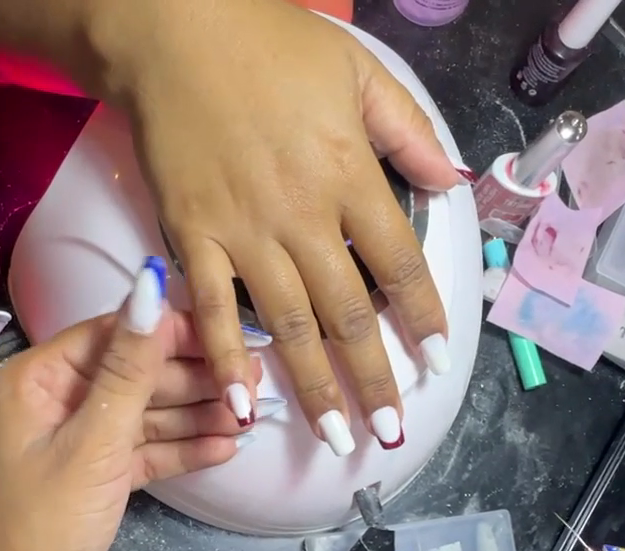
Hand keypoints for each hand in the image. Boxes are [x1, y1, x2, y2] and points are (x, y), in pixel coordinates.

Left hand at [0, 260, 238, 550]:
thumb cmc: (44, 524)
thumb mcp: (93, 443)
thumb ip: (128, 368)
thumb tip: (150, 284)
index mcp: (39, 379)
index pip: (114, 335)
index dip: (172, 333)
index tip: (229, 335)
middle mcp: (59, 400)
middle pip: (136, 374)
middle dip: (193, 380)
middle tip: (253, 382)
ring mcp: (80, 440)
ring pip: (147, 414)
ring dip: (196, 416)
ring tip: (250, 416)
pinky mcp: (100, 476)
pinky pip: (147, 451)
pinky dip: (182, 450)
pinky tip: (225, 447)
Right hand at [89, 0, 460, 454]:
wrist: (173, 30)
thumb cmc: (267, 45)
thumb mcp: (357, 70)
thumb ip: (407, 131)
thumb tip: (451, 186)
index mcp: (348, 175)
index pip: (398, 263)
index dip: (422, 317)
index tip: (436, 363)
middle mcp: (302, 216)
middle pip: (348, 313)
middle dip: (373, 378)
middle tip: (388, 432)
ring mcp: (244, 234)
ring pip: (288, 325)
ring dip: (314, 386)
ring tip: (336, 437)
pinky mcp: (193, 241)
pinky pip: (213, 311)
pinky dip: (227, 359)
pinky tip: (243, 405)